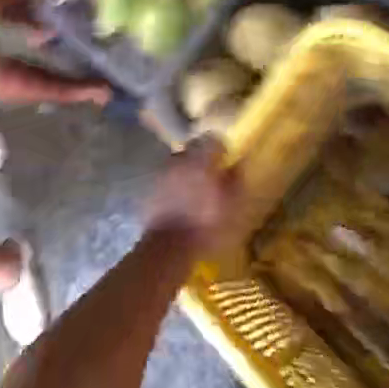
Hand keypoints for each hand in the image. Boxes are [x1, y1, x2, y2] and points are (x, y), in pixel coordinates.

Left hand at [144, 140, 244, 254]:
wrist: (168, 247)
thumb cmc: (207, 225)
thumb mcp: (234, 206)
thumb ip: (236, 181)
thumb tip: (237, 165)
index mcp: (201, 160)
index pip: (213, 139)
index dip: (221, 150)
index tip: (227, 161)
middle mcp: (179, 160)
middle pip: (192, 149)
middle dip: (202, 159)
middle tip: (212, 176)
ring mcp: (162, 174)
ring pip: (178, 165)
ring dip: (187, 173)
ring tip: (196, 191)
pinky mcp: (150, 191)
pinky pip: (166, 181)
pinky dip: (174, 187)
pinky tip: (181, 204)